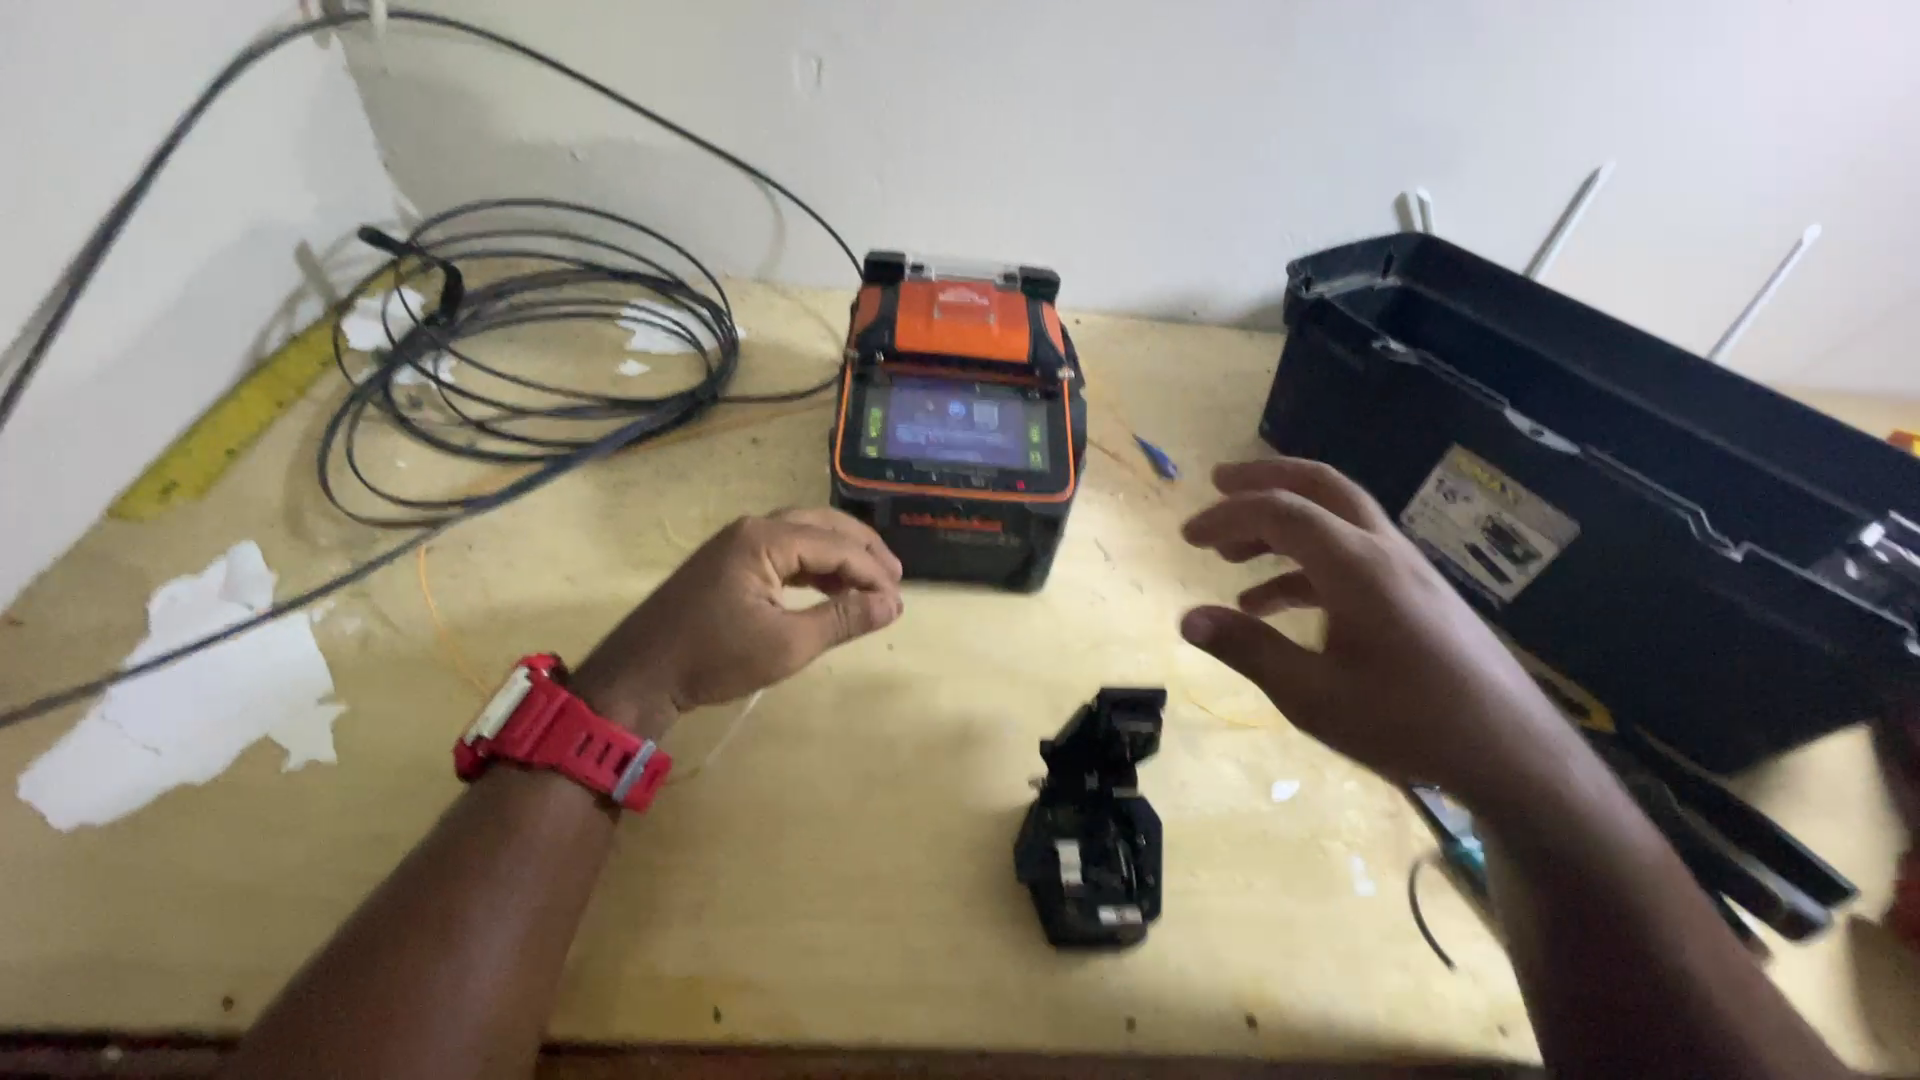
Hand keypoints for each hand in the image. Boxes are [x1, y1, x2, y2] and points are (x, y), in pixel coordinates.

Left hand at [570, 508, 904, 736]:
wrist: (641, 675)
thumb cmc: (714, 660)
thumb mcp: (788, 644)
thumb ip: (843, 619)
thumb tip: (892, 605)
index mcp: (765, 540)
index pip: (836, 546)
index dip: (872, 572)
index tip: (898, 602)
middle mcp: (752, 528)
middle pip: (822, 526)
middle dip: (862, 550)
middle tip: (894, 579)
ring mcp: (736, 542)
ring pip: (803, 535)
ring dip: (839, 556)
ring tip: (870, 584)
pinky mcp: (728, 562)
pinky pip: (783, 551)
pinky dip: (813, 566)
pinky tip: (829, 588)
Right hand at [1179, 458, 1579, 803]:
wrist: (1512, 753)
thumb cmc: (1406, 723)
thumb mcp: (1312, 695)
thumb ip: (1247, 650)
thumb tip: (1188, 620)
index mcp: (1356, 566)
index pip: (1279, 512)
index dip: (1226, 516)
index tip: (1186, 538)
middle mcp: (1383, 552)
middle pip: (1321, 487)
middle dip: (1265, 479)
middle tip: (1218, 484)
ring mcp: (1405, 571)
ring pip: (1336, 521)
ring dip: (1281, 526)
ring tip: (1231, 556)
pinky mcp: (1415, 596)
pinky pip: (1350, 558)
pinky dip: (1304, 566)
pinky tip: (1271, 605)